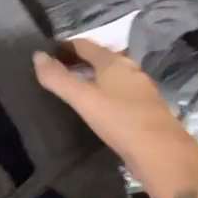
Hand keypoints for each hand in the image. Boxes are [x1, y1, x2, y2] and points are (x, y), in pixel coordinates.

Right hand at [33, 40, 197, 182]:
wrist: (161, 152)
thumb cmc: (119, 120)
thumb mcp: (82, 99)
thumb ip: (57, 78)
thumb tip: (37, 55)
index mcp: (114, 62)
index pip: (84, 44)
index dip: (64, 46)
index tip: (45, 54)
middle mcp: (130, 69)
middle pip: (99, 58)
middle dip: (77, 61)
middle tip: (54, 71)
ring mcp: (140, 88)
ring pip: (110, 75)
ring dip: (91, 76)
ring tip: (71, 88)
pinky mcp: (144, 107)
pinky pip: (118, 91)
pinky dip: (103, 91)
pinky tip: (95, 105)